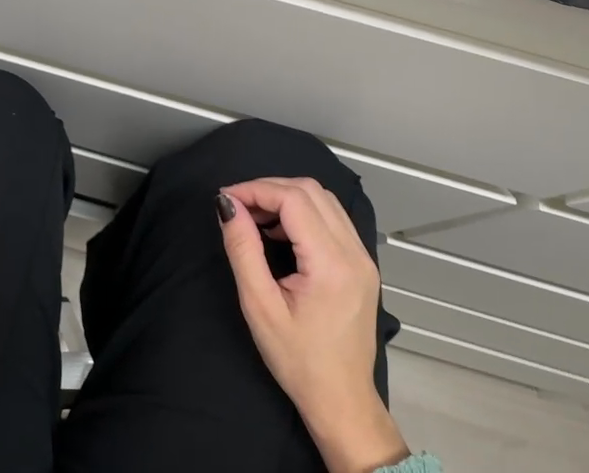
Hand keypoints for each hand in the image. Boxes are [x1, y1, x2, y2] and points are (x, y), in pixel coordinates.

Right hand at [218, 178, 408, 472]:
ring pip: (324, 200)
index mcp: (331, 264)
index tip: (225, 199)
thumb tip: (226, 204)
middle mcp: (354, 253)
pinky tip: (279, 232)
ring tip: (254, 217)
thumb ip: (243, 248)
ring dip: (286, 197)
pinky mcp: (361, 264)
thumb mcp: (259, 305)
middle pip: (311, 190)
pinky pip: (332, 218)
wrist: (340, 398)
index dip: (256, 189)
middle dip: (269, 188)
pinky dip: (302, 212)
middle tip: (236, 206)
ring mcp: (363, 258)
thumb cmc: (297, 359)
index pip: (294, 199)